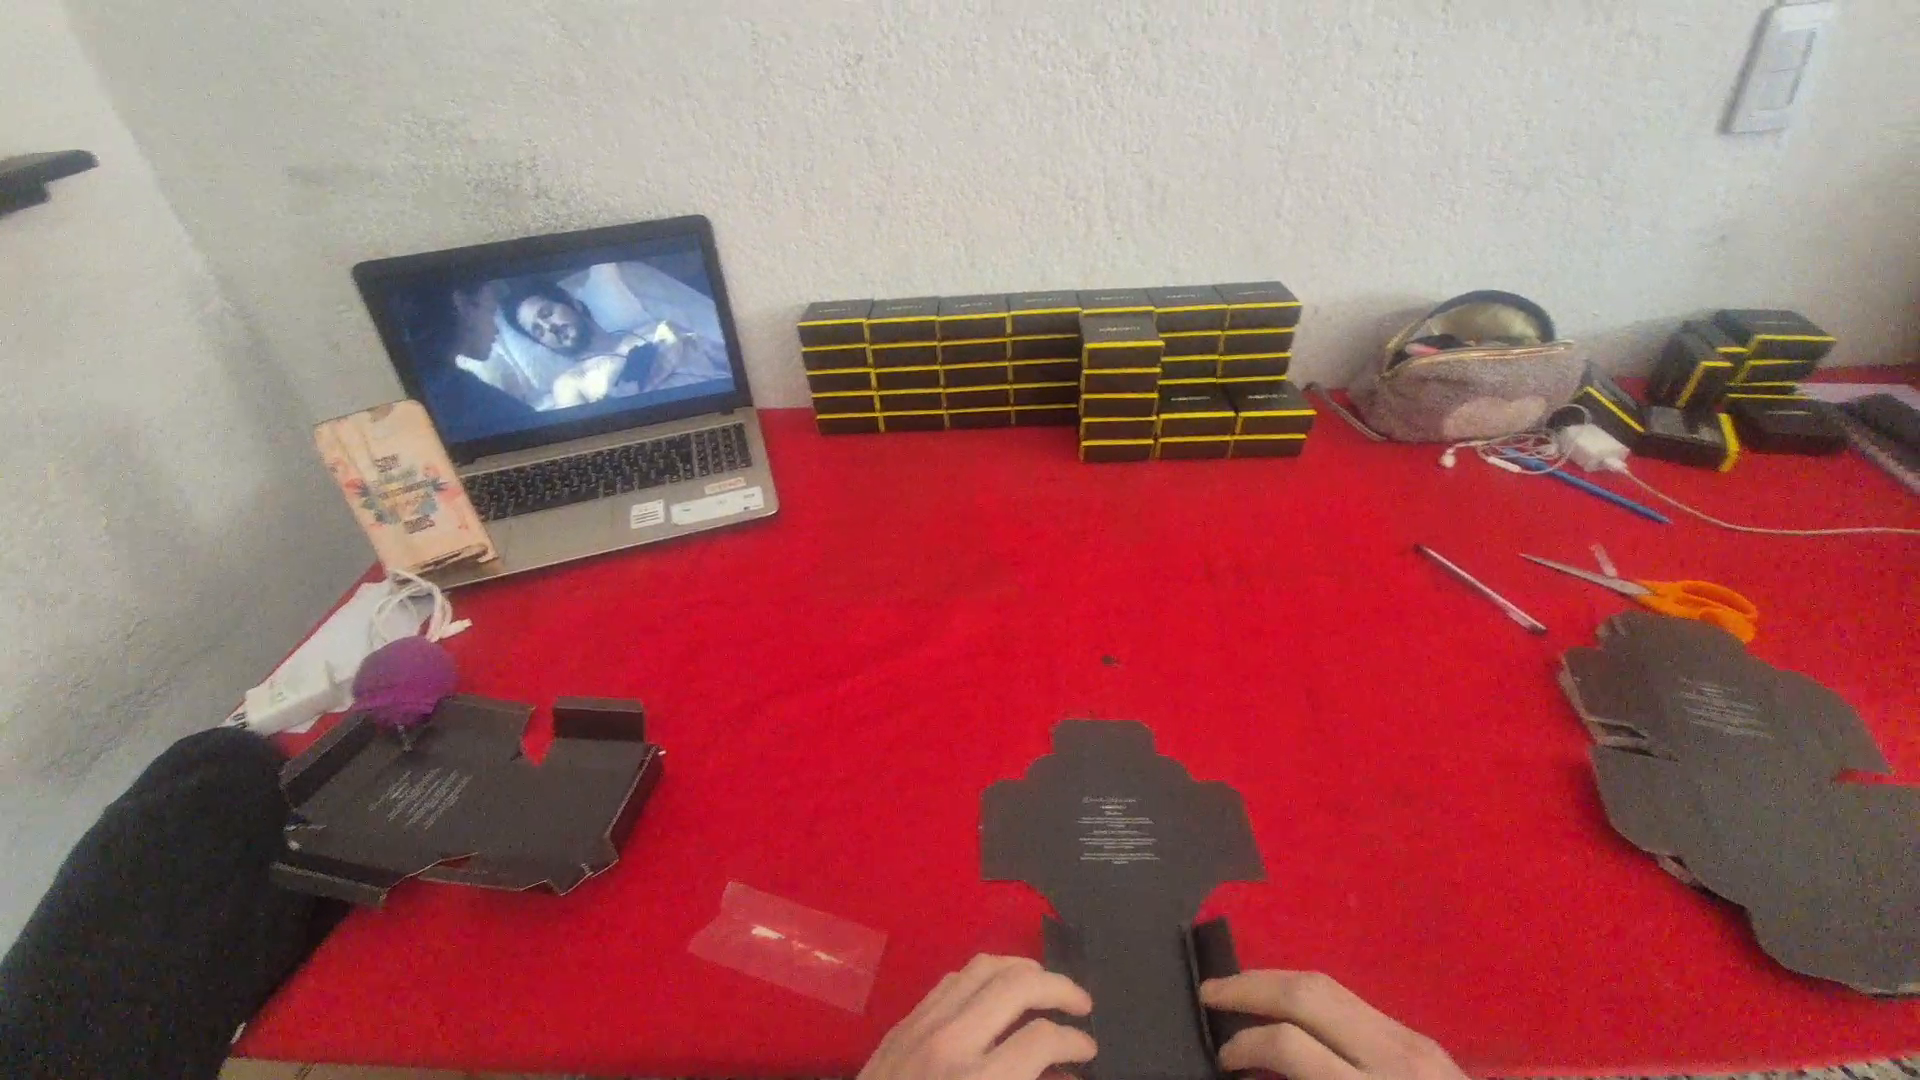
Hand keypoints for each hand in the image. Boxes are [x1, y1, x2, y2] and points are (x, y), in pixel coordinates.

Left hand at [859, 955, 1096, 1079]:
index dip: (1074, 1042)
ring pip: (983, 968)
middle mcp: (952, 1042)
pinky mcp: (905, 1022)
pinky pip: (953, 979)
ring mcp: (924, 1025)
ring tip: (1046, 983)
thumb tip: (1064, 1076)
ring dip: (1022, 968)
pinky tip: (998, 989)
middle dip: (1058, 988)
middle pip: (1016, 986)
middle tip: (1082, 1003)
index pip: (1041, 1041)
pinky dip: (985, 975)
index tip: (1089, 1049)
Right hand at [1200, 971, 1465, 1079]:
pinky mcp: (1419, 1037)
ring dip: (1273, 980)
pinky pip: (1349, 998)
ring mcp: (1411, 1040)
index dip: (1246, 1045)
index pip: (1291, 1045)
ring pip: (1326, 983)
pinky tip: (1284, 1003)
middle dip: (1249, 988)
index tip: (1222, 1057)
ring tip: (1237, 989)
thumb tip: (1255, 1072)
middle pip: (1306, 996)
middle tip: (1208, 994)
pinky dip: (1304, 993)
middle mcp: (1393, 1057)